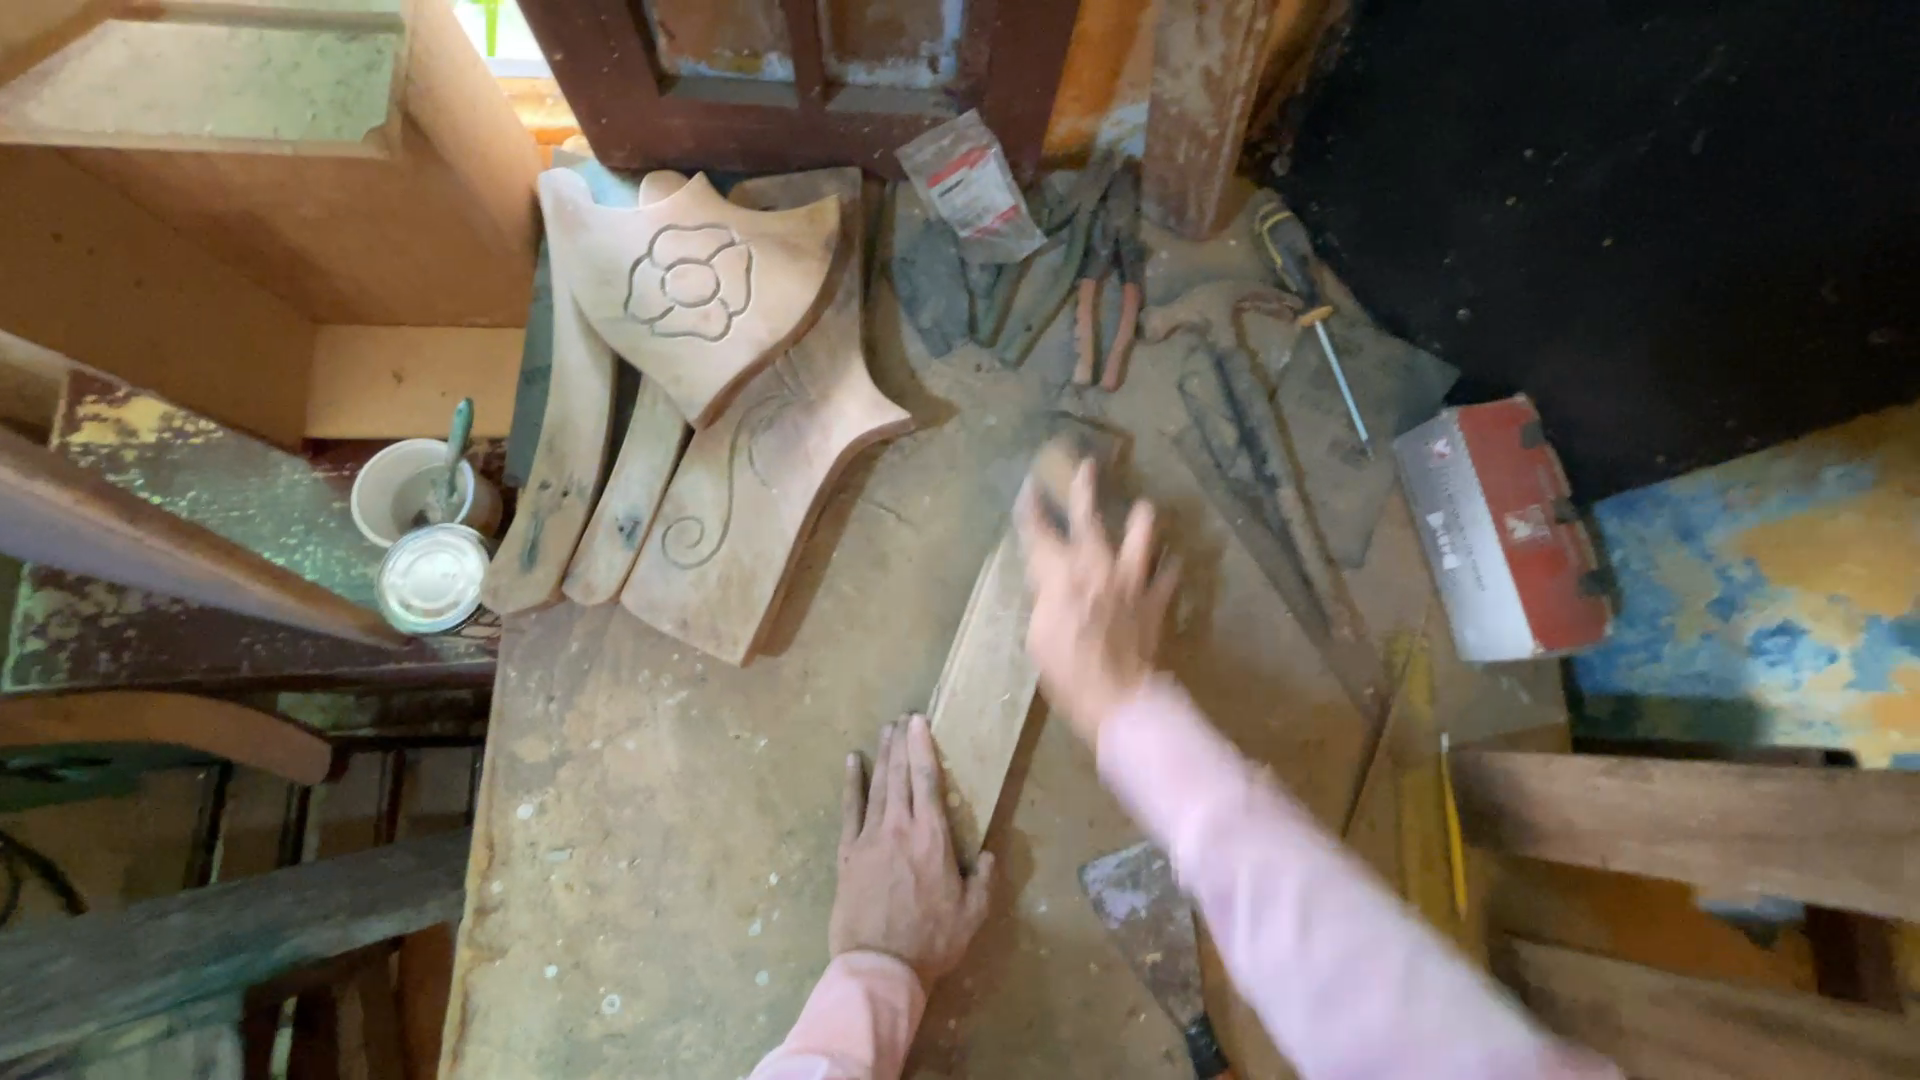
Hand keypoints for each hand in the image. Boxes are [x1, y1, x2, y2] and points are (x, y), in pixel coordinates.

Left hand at [829, 715, 995, 985]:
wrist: (879, 965)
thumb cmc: (931, 940)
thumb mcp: (972, 914)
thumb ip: (984, 880)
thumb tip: (989, 855)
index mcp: (932, 837)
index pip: (928, 780)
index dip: (923, 747)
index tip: (919, 722)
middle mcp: (900, 826)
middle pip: (901, 774)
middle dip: (902, 743)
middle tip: (902, 718)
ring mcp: (869, 837)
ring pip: (877, 785)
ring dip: (882, 755)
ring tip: (885, 730)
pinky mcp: (847, 852)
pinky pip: (850, 809)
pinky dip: (851, 783)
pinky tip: (852, 762)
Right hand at [1015, 460, 1179, 746]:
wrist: (1117, 696)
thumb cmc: (1066, 671)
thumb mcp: (1038, 634)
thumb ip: (1046, 597)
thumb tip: (1051, 581)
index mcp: (1061, 574)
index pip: (1040, 531)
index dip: (1032, 508)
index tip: (1028, 488)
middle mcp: (1097, 566)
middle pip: (1088, 519)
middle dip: (1083, 489)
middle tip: (1086, 466)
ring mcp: (1131, 581)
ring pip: (1140, 538)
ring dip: (1141, 521)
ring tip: (1144, 508)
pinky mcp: (1155, 600)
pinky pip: (1168, 577)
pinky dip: (1168, 569)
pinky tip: (1171, 564)